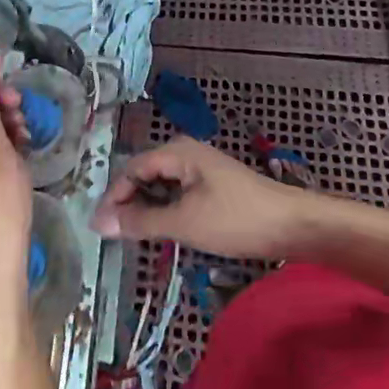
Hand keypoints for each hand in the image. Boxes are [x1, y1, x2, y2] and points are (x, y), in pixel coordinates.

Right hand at [91, 138, 316, 260]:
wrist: (288, 224)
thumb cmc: (234, 219)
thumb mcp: (183, 222)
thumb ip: (141, 222)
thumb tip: (99, 222)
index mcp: (178, 151)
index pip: (131, 168)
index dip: (113, 196)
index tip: (99, 228)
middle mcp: (186, 152)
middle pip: (144, 173)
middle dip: (127, 202)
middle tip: (113, 235)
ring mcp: (200, 168)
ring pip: (160, 185)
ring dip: (146, 208)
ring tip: (133, 237)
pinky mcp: (210, 185)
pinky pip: (176, 192)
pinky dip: (164, 209)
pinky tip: (161, 230)